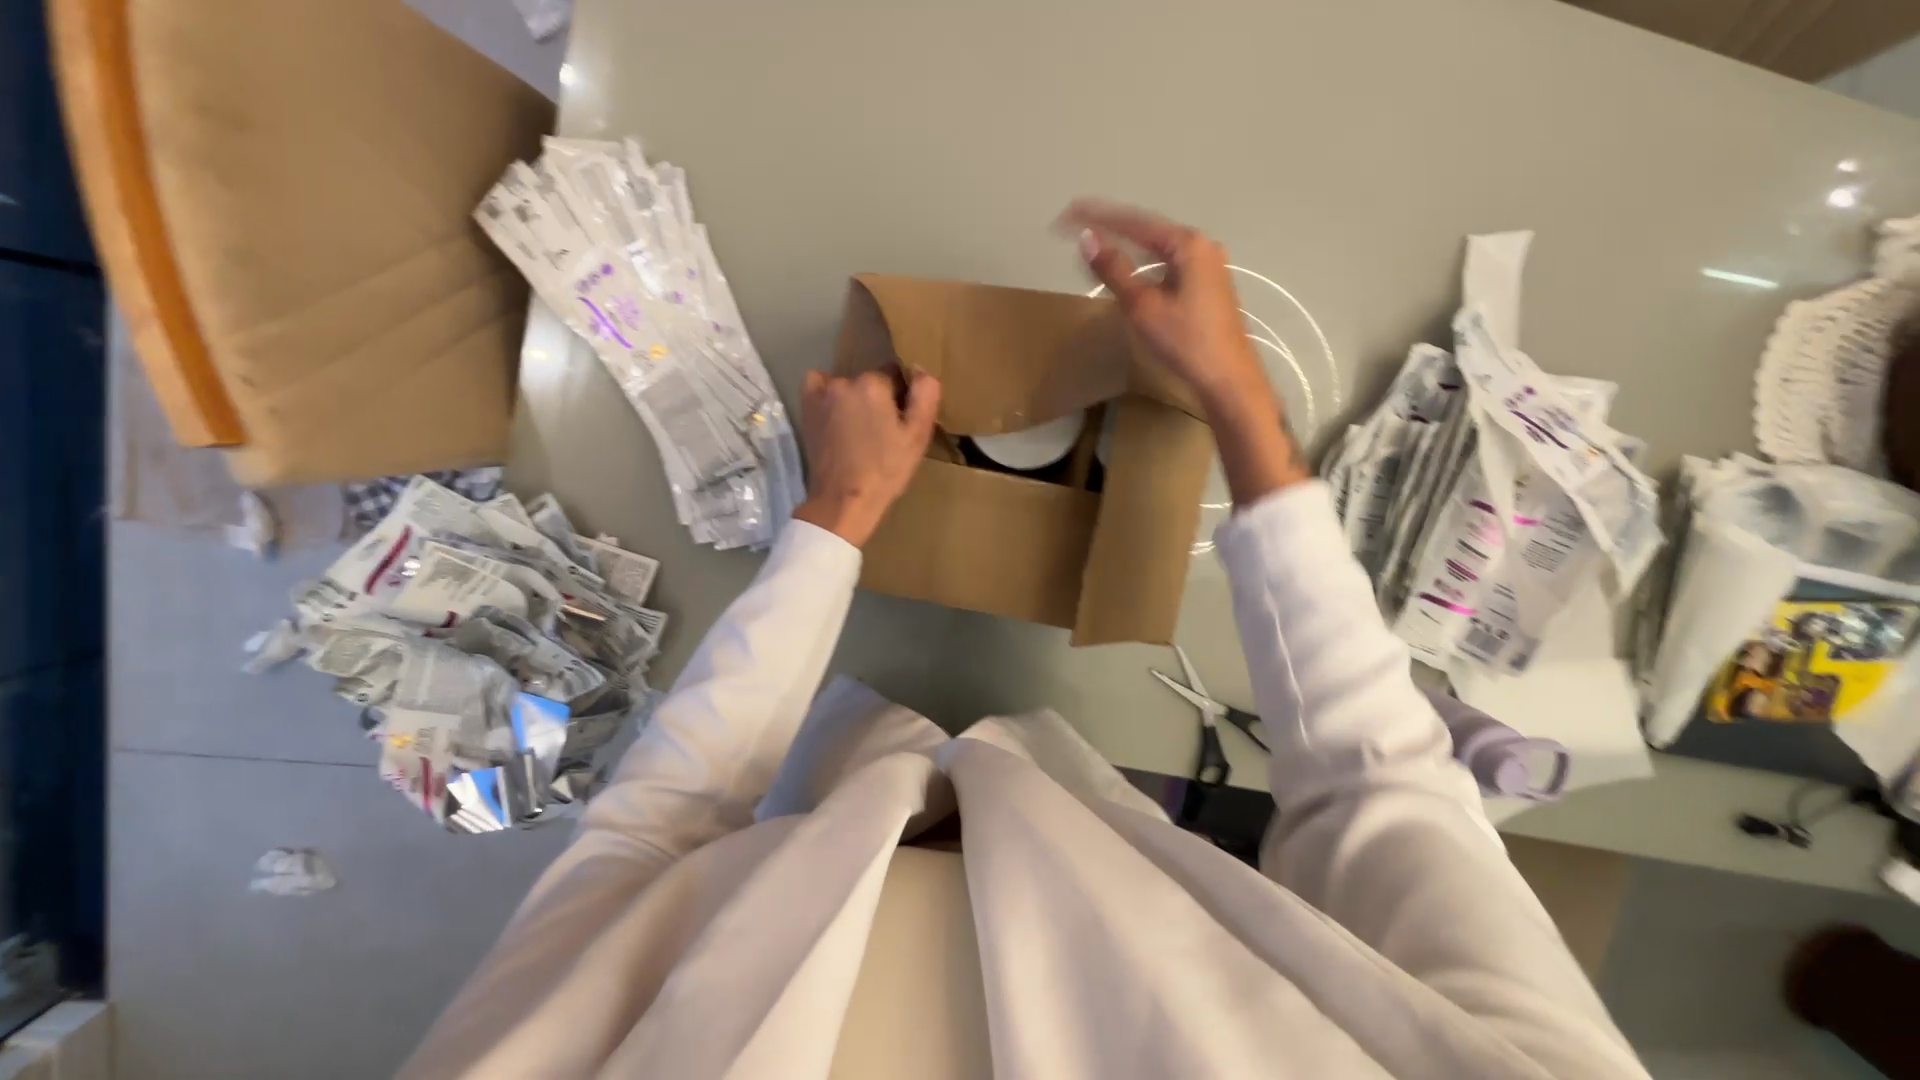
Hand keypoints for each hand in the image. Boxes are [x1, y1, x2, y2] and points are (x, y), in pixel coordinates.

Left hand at [793, 368, 942, 547]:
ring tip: (858, 429)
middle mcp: (845, 381)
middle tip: (881, 431)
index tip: (900, 422)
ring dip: (854, 398)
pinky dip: (826, 392)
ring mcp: (822, 394)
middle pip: (870, 381)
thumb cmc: (886, 470)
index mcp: (874, 384)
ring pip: (847, 385)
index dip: (901, 398)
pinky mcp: (808, 408)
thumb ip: (925, 395)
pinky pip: (817, 384)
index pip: (895, 375)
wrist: (844, 498)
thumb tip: (921, 369)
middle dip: (878, 399)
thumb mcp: (917, 436)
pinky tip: (835, 411)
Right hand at [1057, 198, 1309, 505]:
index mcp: (1187, 244)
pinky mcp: (1208, 287)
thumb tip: (1087, 239)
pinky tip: (1130, 271)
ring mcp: (1209, 266)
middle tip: (1078, 224)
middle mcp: (1202, 246)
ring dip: (1128, 246)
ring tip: (1098, 244)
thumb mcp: (1143, 306)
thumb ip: (1114, 270)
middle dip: (1112, 227)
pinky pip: (1168, 264)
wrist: (1228, 379)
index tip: (1067, 215)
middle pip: (1147, 230)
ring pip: (1158, 249)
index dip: (1096, 217)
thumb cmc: (1185, 342)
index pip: (1133, 222)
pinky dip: (1144, 264)